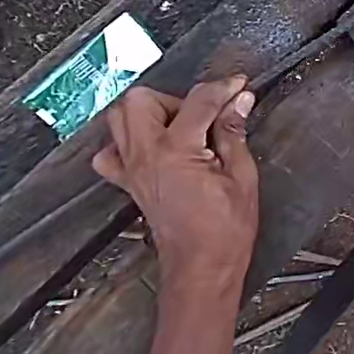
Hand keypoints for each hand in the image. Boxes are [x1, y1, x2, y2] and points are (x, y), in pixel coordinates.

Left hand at [94, 77, 259, 291]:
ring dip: (149, 113)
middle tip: (204, 113)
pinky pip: (111, 152)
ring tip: (180, 127)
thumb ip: (234, 133)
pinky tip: (152, 147)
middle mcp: (145, 155)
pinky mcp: (129, 183)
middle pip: (141, 99)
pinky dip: (126, 142)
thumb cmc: (225, 231)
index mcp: (176, 151)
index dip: (223, 88)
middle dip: (176, 98)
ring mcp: (132, 169)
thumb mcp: (242, 176)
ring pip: (119, 118)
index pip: (199, 101)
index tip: (239, 86)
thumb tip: (238, 101)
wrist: (202, 268)